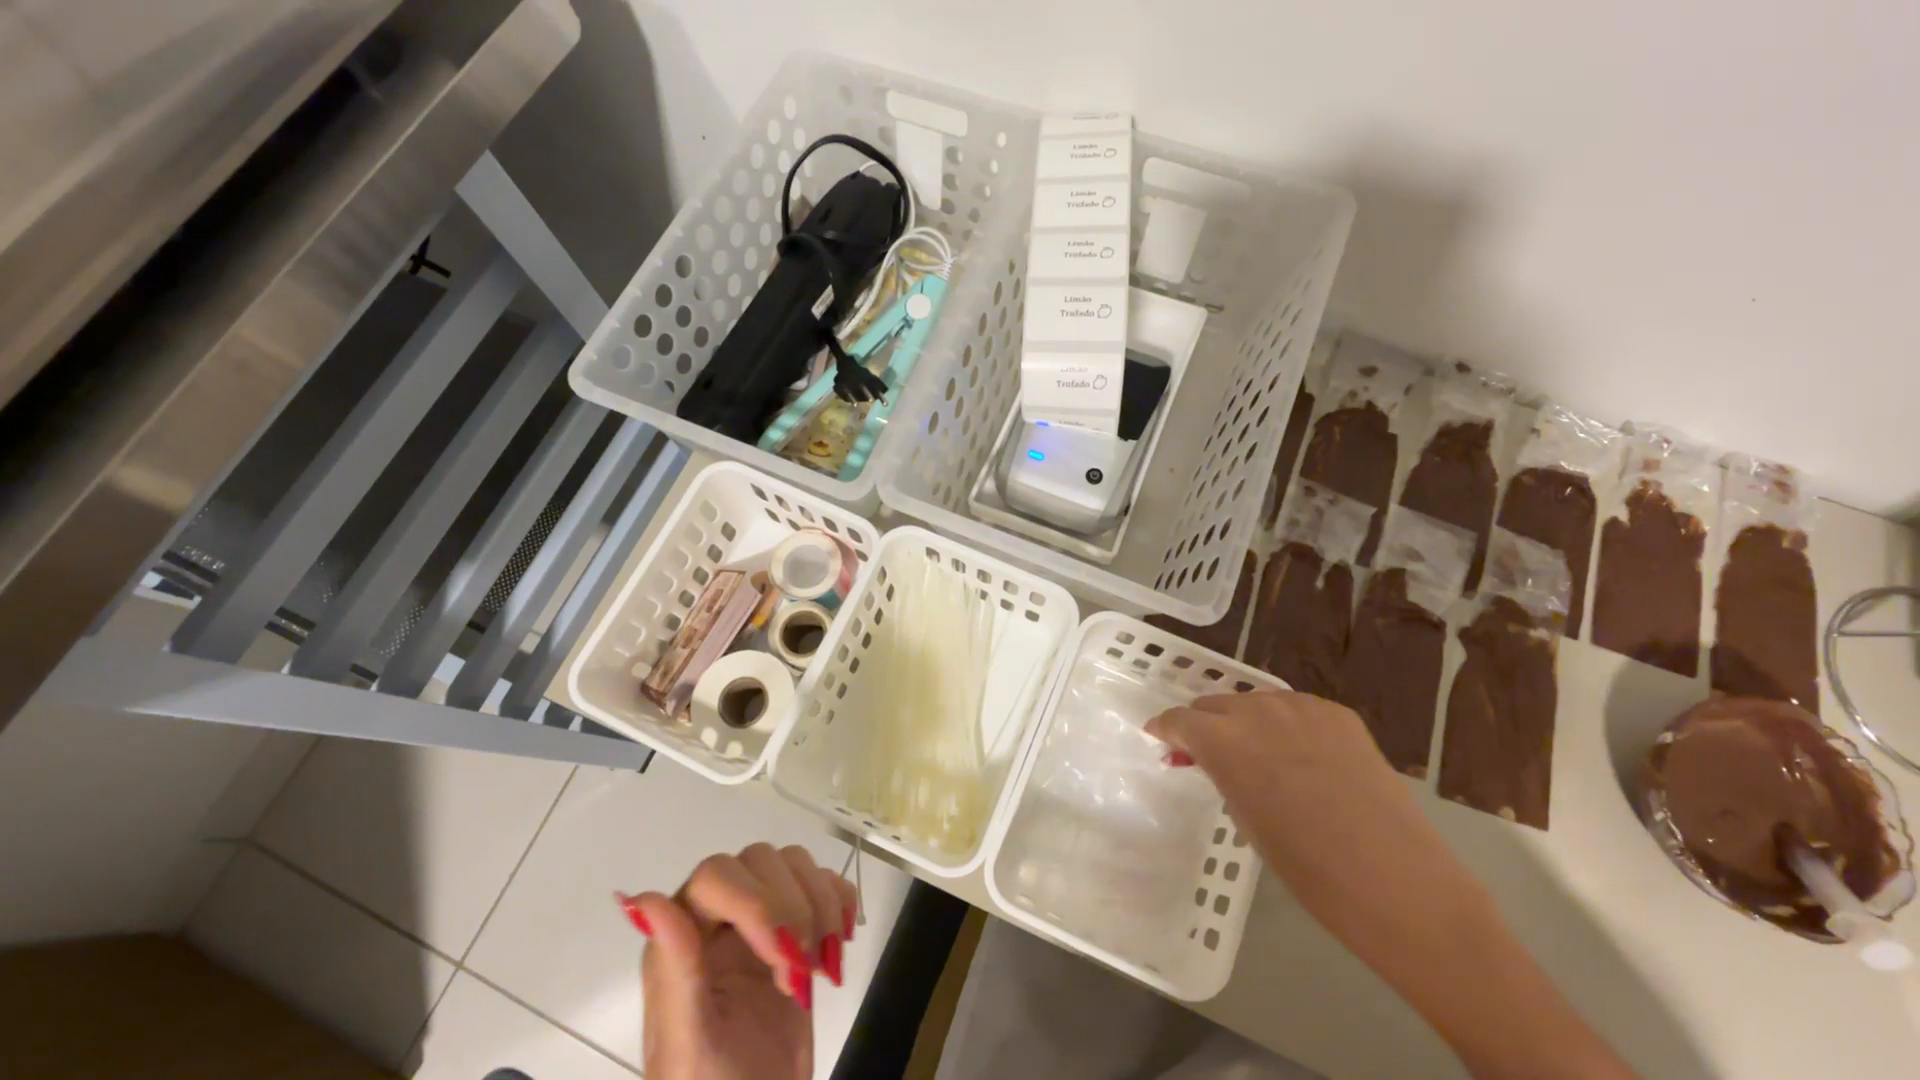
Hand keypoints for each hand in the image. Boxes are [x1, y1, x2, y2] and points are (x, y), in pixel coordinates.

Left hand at [618, 843, 857, 1079]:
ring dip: (821, 908)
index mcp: (681, 940)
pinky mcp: (798, 933)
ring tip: (824, 969)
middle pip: (760, 861)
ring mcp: (759, 925)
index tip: (786, 960)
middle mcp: (717, 920)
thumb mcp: (690, 1041)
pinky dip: (841, 904)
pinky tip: (840, 947)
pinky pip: (823, 884)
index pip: (717, 877)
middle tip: (808, 973)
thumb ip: (675, 968)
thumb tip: (643, 898)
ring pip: (793, 865)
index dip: (759, 903)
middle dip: (795, 911)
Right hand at [1150, 693, 1636, 1079]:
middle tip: (1203, 754)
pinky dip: (1285, 724)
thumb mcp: (1248, 821)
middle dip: (1204, 724)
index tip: (1160, 739)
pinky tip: (1295, 755)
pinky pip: (1298, 710)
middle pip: (1217, 703)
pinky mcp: (1343, 717)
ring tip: (1252, 754)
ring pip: (1258, 701)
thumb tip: (1219, 763)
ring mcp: (1306, 708)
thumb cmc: (1308, 869)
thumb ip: (1226, 778)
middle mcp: (1260, 711)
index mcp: (1224, 741)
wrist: (1398, 881)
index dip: (1167, 728)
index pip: (1180, 719)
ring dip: (1244, 720)